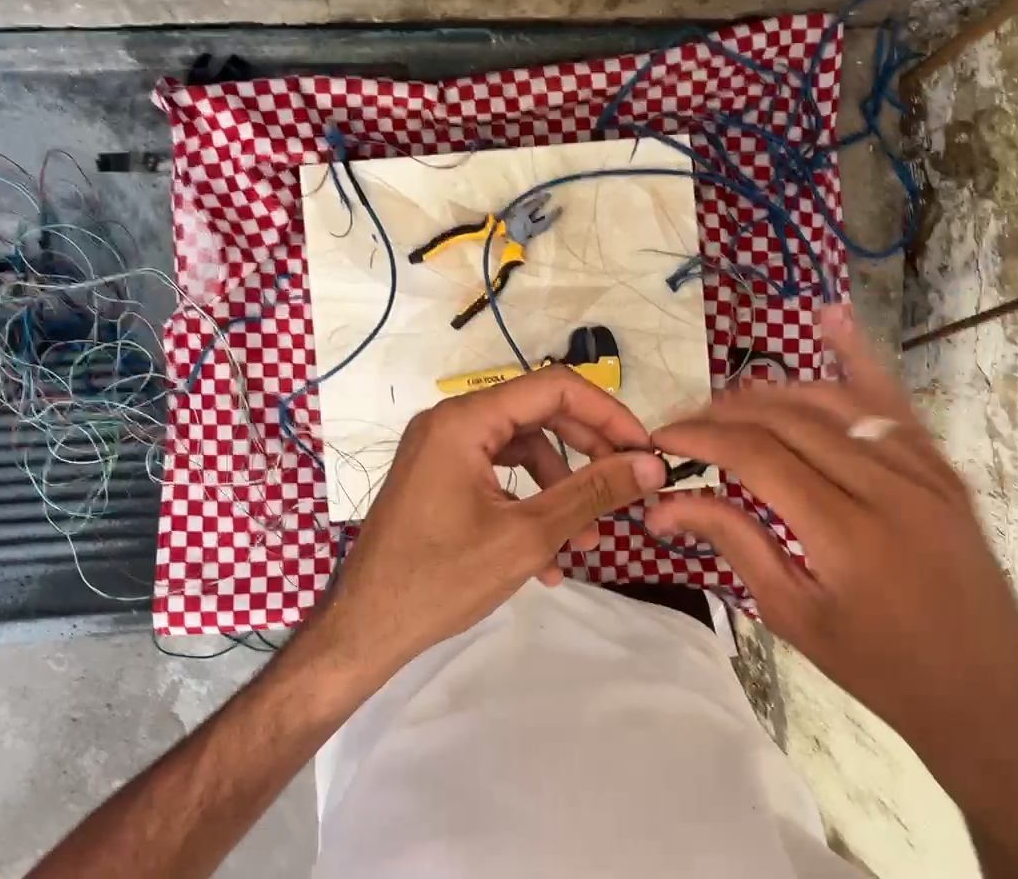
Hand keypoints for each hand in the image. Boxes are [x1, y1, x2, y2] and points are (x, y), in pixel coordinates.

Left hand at [314, 365, 667, 672]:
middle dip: (587, 456)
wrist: (367, 628)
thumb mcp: (528, 535)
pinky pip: (497, 477)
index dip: (607, 413)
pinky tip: (548, 560)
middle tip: (626, 488)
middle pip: (538, 416)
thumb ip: (591, 493)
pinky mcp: (437, 479)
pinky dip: (527, 508)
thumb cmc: (443, 578)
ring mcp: (440, 451)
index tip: (644, 450)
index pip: (553, 388)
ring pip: (520, 452)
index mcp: (465, 420)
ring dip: (559, 492)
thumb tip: (650, 465)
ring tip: (586, 542)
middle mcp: (450, 422)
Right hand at [647, 305, 1017, 809]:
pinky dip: (856, 361)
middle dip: (725, 413)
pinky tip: (830, 319)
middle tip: (684, 426)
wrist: (989, 695)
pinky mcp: (943, 469)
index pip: (755, 454)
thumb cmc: (880, 668)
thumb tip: (661, 505)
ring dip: (772, 393)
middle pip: (788, 419)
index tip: (661, 439)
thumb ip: (733, 542)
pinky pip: (891, 404)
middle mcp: (887, 487)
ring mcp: (924, 471)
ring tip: (728, 404)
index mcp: (845, 532)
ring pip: (833, 402)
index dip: (699, 437)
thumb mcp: (794, 614)